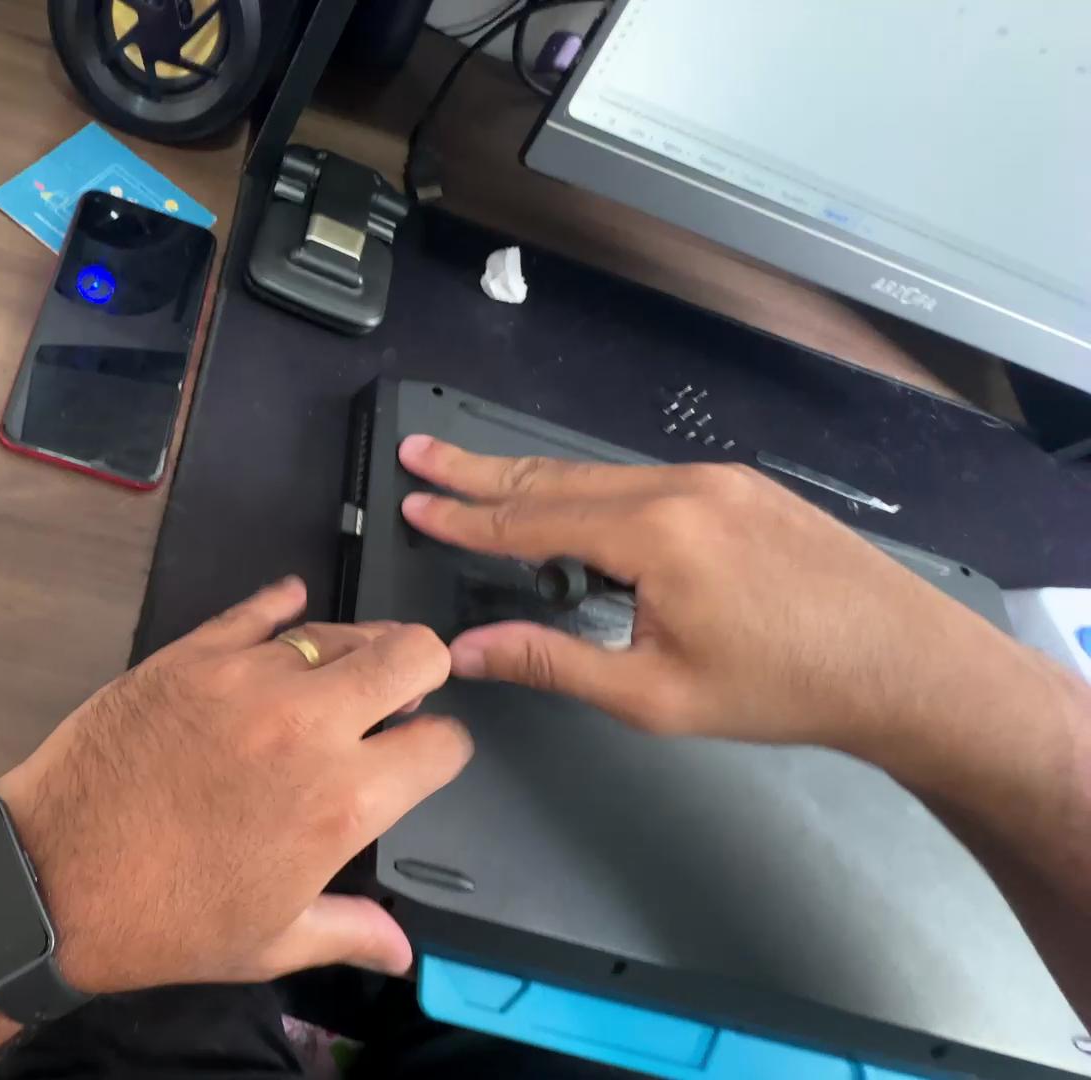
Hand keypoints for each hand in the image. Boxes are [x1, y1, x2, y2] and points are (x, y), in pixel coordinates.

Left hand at [0, 578, 467, 993]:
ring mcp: (245, 676)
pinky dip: (280, 604)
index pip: (441, 744)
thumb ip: (349, 932)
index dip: (443, 748)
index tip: (425, 753)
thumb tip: (403, 949)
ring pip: (336, 628)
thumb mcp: (268, 942)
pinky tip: (290, 603)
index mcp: (342, 801)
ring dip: (356, 644)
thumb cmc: (166, 917)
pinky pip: (255, 609)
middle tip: (404, 685)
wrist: (54, 871)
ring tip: (346, 663)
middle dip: (422, 667)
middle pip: (408, 655)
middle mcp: (308, 724)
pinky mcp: (191, 652)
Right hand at [396, 435, 1040, 759]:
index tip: (413, 501)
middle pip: (550, 476)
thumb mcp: (651, 695)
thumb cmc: (782, 690)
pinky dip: (575, 488)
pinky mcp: (735, 487)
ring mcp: (712, 480)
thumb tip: (461, 652)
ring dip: (521, 477)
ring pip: (590, 474)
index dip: (462, 516)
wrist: (921, 673)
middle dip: (474, 468)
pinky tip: (554, 500)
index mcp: (654, 535)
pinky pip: (632, 480)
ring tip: (465, 470)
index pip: (529, 522)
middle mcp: (678, 488)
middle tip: (418, 450)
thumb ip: (548, 662)